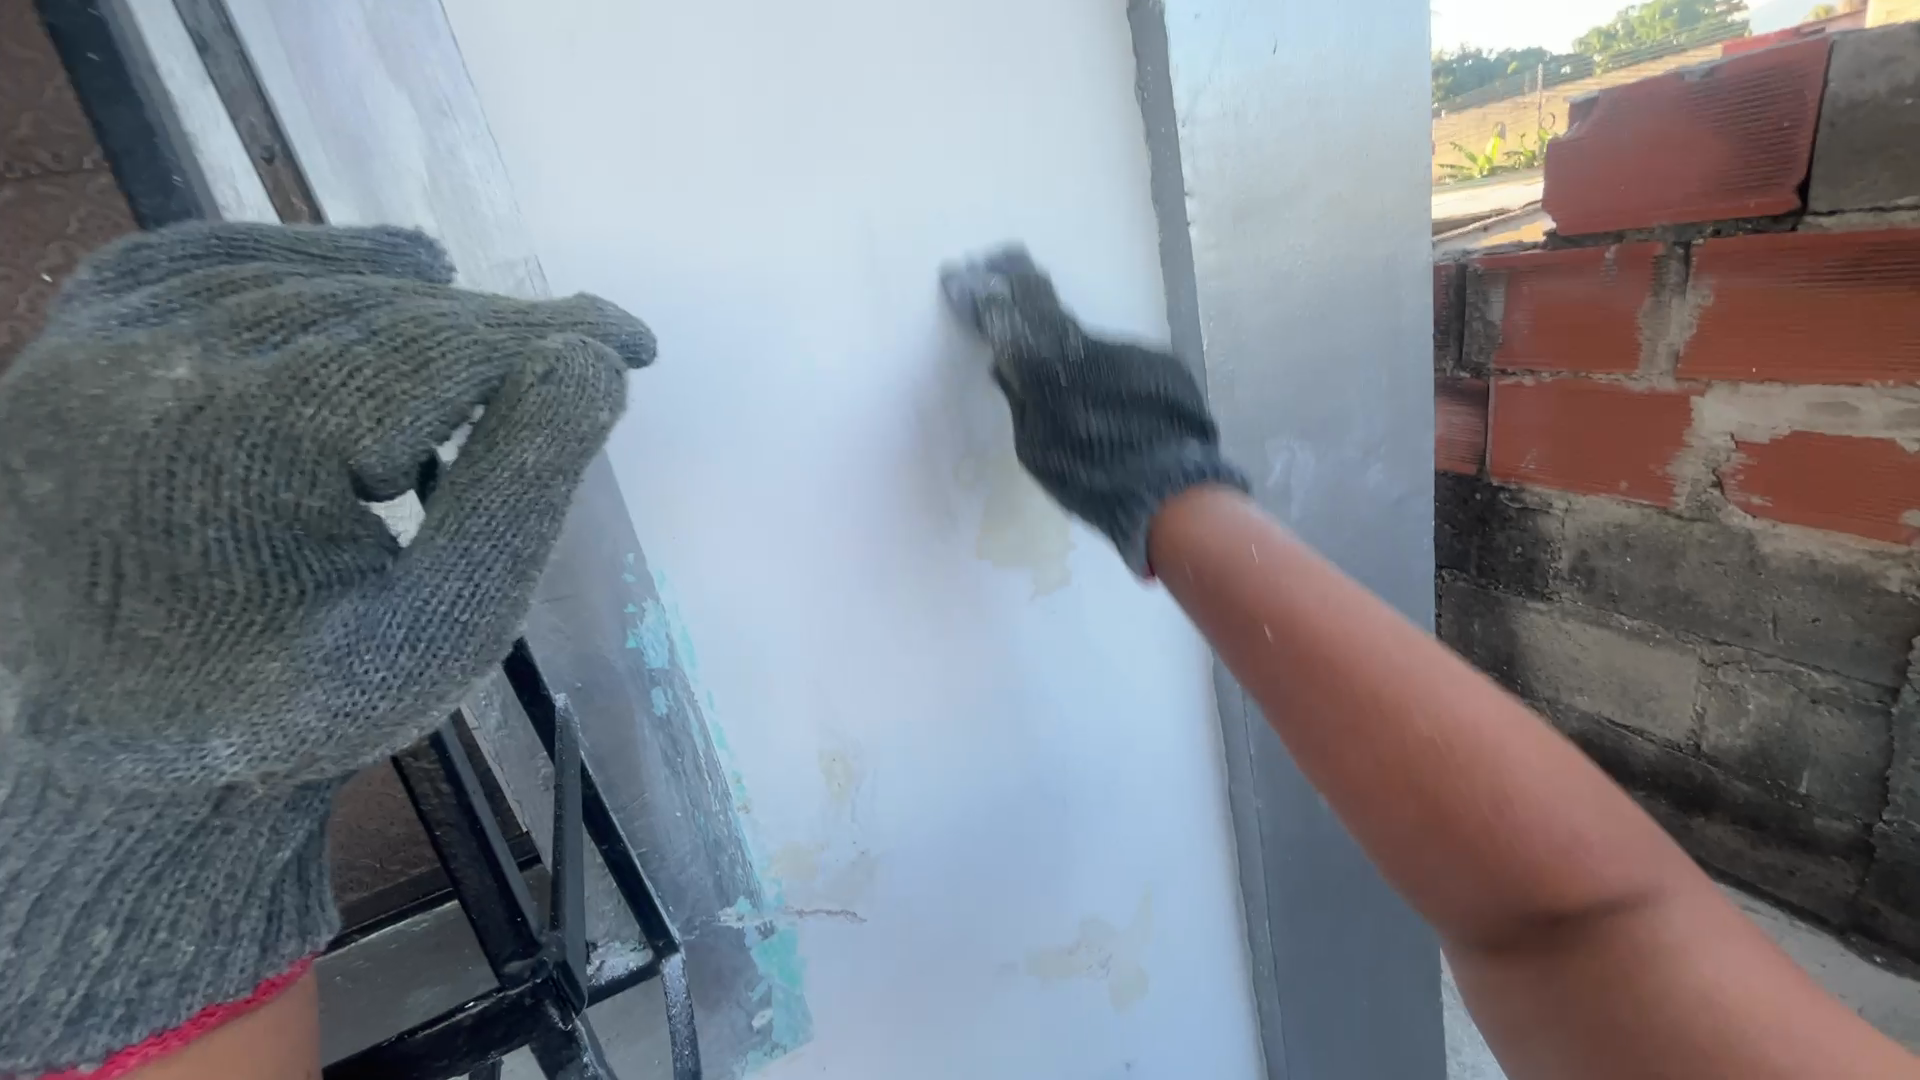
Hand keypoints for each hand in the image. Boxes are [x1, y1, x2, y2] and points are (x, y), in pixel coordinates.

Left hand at [0, 222, 652, 1075]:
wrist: (108, 757)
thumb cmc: (300, 706)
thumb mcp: (446, 628)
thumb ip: (522, 487)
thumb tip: (587, 362)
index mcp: (244, 436)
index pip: (447, 347)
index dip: (558, 337)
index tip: (638, 346)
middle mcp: (149, 363)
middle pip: (390, 312)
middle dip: (511, 331)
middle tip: (594, 357)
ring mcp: (92, 348)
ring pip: (319, 287)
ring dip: (437, 315)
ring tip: (514, 352)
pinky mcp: (74, 352)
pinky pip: (211, 263)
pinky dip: (318, 257)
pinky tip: (391, 270)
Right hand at [939, 244, 1245, 573]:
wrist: (1170, 489)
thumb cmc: (1090, 478)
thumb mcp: (1035, 449)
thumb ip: (1021, 402)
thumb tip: (1006, 367)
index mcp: (1048, 366)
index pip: (1010, 316)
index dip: (987, 296)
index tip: (968, 277)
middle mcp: (1088, 345)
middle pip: (1048, 314)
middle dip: (1022, 294)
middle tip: (1006, 271)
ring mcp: (1128, 349)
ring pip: (1087, 346)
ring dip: (1072, 354)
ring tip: (1067, 378)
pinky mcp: (1160, 362)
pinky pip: (1119, 365)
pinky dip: (1107, 376)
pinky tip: (1111, 401)